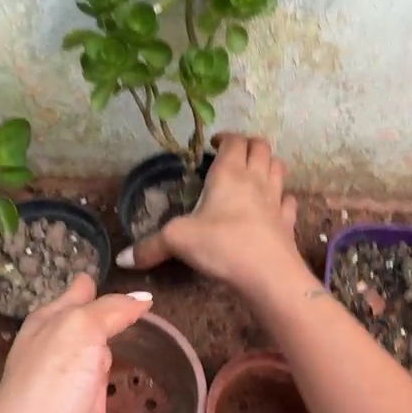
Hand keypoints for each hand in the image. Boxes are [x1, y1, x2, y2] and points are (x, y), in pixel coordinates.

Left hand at [0, 276, 152, 412]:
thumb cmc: (48, 394)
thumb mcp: (77, 333)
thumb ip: (109, 312)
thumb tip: (143, 298)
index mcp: (43, 331)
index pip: (67, 300)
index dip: (83, 287)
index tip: (98, 273)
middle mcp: (55, 360)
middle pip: (78, 329)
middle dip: (95, 313)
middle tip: (130, 301)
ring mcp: (72, 394)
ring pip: (92, 360)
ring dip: (107, 346)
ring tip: (135, 329)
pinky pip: (106, 394)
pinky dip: (117, 380)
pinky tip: (132, 375)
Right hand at [117, 134, 306, 297]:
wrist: (269, 274)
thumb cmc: (222, 246)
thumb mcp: (178, 241)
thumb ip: (150, 247)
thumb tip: (122, 258)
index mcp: (229, 173)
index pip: (234, 141)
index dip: (225, 137)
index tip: (213, 144)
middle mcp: (256, 179)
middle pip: (261, 147)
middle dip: (248, 145)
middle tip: (233, 154)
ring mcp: (276, 200)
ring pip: (278, 168)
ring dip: (268, 164)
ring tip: (254, 172)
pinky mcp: (288, 221)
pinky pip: (289, 200)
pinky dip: (282, 197)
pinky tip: (274, 205)